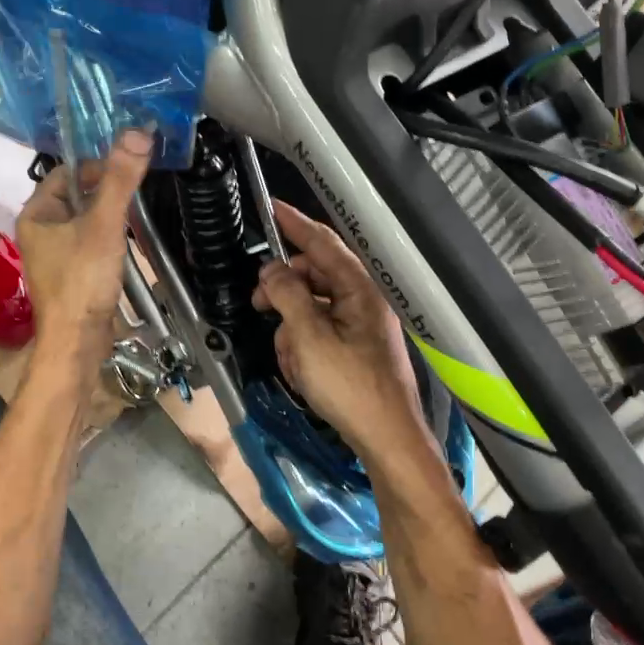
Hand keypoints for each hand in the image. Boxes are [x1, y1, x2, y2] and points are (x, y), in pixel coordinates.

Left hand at [15, 129, 152, 370]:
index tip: (125, 167)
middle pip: (76, 197)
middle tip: (135, 191)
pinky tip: (126, 246)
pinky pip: (90, 245)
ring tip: (134, 217)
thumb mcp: (104, 225)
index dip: (94, 166)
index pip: (64, 174)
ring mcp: (54, 256)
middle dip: (105, 192)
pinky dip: (108, 240)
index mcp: (35, 215)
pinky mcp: (71, 276)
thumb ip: (120, 180)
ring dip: (109, 216)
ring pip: (85, 222)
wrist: (78, 342)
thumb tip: (138, 133)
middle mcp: (39, 232)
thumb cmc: (83, 280)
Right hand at [251, 201, 433, 459]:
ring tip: (291, 358)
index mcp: (360, 290)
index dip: (295, 223)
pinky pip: (317, 335)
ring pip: (310, 309)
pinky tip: (301, 372)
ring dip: (291, 329)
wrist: (385, 438)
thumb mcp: (309, 337)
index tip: (271, 206)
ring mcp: (360, 327)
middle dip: (283, 291)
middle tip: (258, 303)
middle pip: (312, 277)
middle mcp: (363, 301)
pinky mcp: (354, 350)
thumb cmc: (350, 386)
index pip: (323, 243)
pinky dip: (303, 348)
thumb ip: (287, 296)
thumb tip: (271, 270)